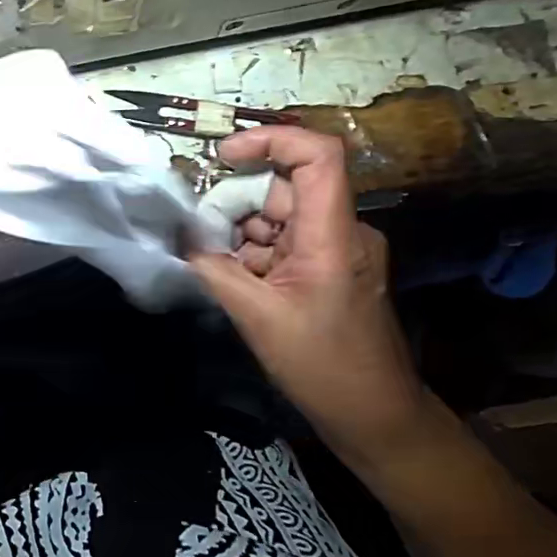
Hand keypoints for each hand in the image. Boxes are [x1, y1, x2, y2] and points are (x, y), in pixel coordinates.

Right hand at [189, 127, 427, 460]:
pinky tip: (236, 280)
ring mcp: (336, 249)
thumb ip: (214, 269)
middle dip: (235, 204)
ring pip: (279, 216)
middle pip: (283, 188)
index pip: (317, 155)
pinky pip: (285, 242)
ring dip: (241, 233)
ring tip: (216, 265)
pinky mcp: (328, 267)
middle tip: (201, 236)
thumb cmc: (324, 368)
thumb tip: (180, 235)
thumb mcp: (258, 317)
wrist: (376, 417)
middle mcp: (340, 230)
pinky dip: (255, 252)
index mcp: (333, 234)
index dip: (270, 139)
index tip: (223, 157)